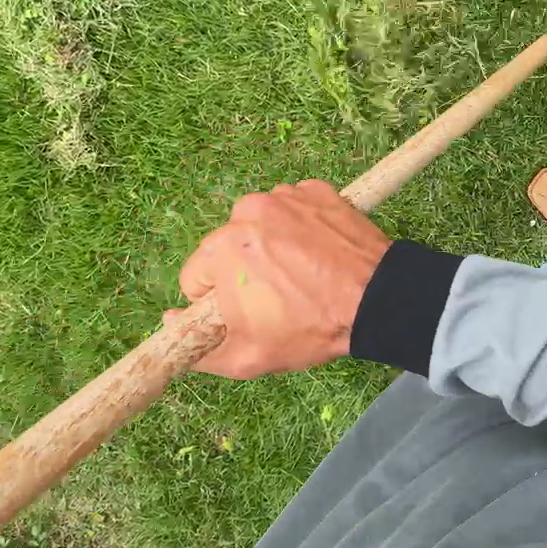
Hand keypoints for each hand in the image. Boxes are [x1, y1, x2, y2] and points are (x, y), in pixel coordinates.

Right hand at [172, 179, 390, 378]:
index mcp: (221, 249)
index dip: (218, 301)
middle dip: (246, 269)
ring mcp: (286, 195)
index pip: (197, 276)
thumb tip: (169, 321)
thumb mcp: (246, 358)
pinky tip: (321, 250)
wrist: (377, 299)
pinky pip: (296, 207)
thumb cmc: (311, 327)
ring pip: (262, 223)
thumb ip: (198, 346)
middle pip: (229, 246)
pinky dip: (303, 225)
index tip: (248, 311)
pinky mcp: (318, 190)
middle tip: (281, 293)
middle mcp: (247, 212)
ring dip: (274, 242)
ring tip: (304, 271)